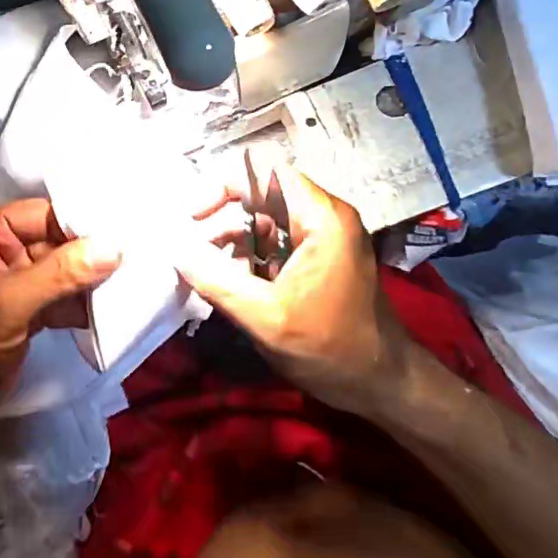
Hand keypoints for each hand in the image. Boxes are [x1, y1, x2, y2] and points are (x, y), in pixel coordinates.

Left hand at [0, 199, 120, 434]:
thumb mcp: (8, 303)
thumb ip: (62, 272)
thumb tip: (114, 246)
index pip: (44, 214)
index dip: (84, 223)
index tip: (127, 232)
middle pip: (56, 241)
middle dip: (93, 254)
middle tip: (140, 259)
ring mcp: (11, 284)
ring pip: (61, 272)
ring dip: (91, 282)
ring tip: (134, 284)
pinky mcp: (21, 313)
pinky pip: (58, 299)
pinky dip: (81, 306)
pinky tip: (113, 310)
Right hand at [177, 160, 423, 418]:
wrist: (381, 384)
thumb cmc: (329, 348)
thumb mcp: (264, 317)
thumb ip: (216, 281)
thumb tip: (175, 253)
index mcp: (321, 218)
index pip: (266, 173)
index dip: (226, 186)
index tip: (195, 216)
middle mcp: (325, 217)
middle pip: (263, 196)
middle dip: (224, 217)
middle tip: (192, 245)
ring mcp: (324, 238)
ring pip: (267, 221)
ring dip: (234, 240)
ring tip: (206, 267)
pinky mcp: (319, 259)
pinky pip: (277, 244)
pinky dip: (250, 257)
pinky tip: (229, 280)